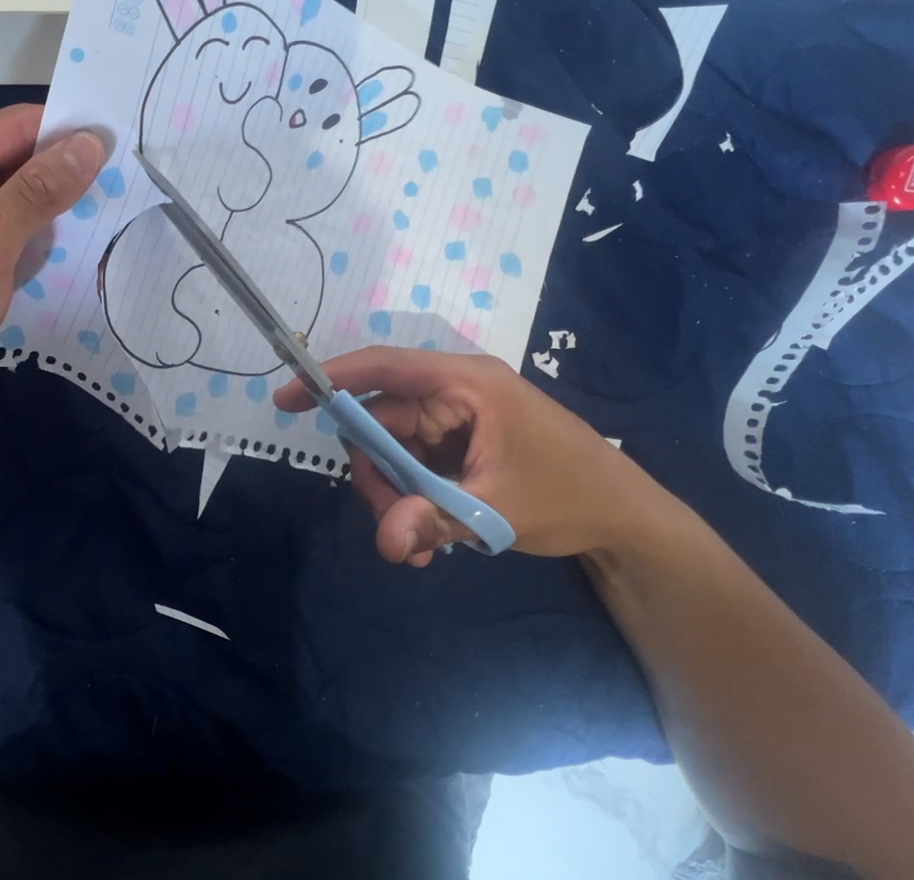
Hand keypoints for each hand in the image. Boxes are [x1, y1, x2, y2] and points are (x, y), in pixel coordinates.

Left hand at [0, 104, 107, 404]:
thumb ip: (38, 191)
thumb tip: (91, 142)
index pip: (16, 125)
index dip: (68, 131)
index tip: (121, 144)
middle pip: (23, 154)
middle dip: (69, 167)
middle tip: (128, 176)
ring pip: (28, 188)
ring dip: (65, 198)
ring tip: (117, 202)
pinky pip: (22, 219)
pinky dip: (50, 225)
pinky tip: (86, 234)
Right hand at [274, 348, 672, 566]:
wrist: (626, 520)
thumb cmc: (571, 496)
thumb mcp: (499, 510)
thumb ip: (435, 519)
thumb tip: (385, 544)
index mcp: (466, 384)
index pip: (384, 368)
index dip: (331, 379)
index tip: (287, 399)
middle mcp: (455, 394)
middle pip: (380, 422)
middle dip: (376, 475)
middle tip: (390, 522)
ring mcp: (456, 420)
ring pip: (393, 450)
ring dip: (394, 497)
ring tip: (418, 545)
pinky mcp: (460, 445)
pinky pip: (414, 466)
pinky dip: (411, 501)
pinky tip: (428, 539)